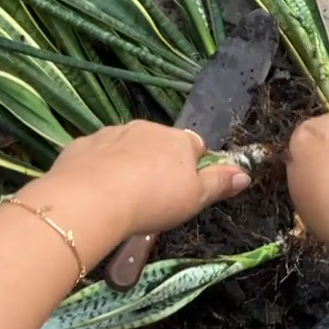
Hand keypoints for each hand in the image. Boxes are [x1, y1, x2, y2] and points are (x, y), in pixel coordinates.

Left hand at [28, 121, 249, 240]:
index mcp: (178, 140)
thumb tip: (245, 174)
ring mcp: (111, 133)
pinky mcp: (82, 144)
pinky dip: (100, 167)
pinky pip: (97, 154)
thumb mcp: (195, 198)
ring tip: (123, 197)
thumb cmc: (154, 200)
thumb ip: (219, 184)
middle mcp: (146, 128)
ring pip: (127, 147)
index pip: (195, 145)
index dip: (193, 166)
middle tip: (154, 197)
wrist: (91, 200)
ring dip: (129, 164)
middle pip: (160, 144)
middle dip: (159, 163)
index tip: (185, 188)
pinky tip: (97, 191)